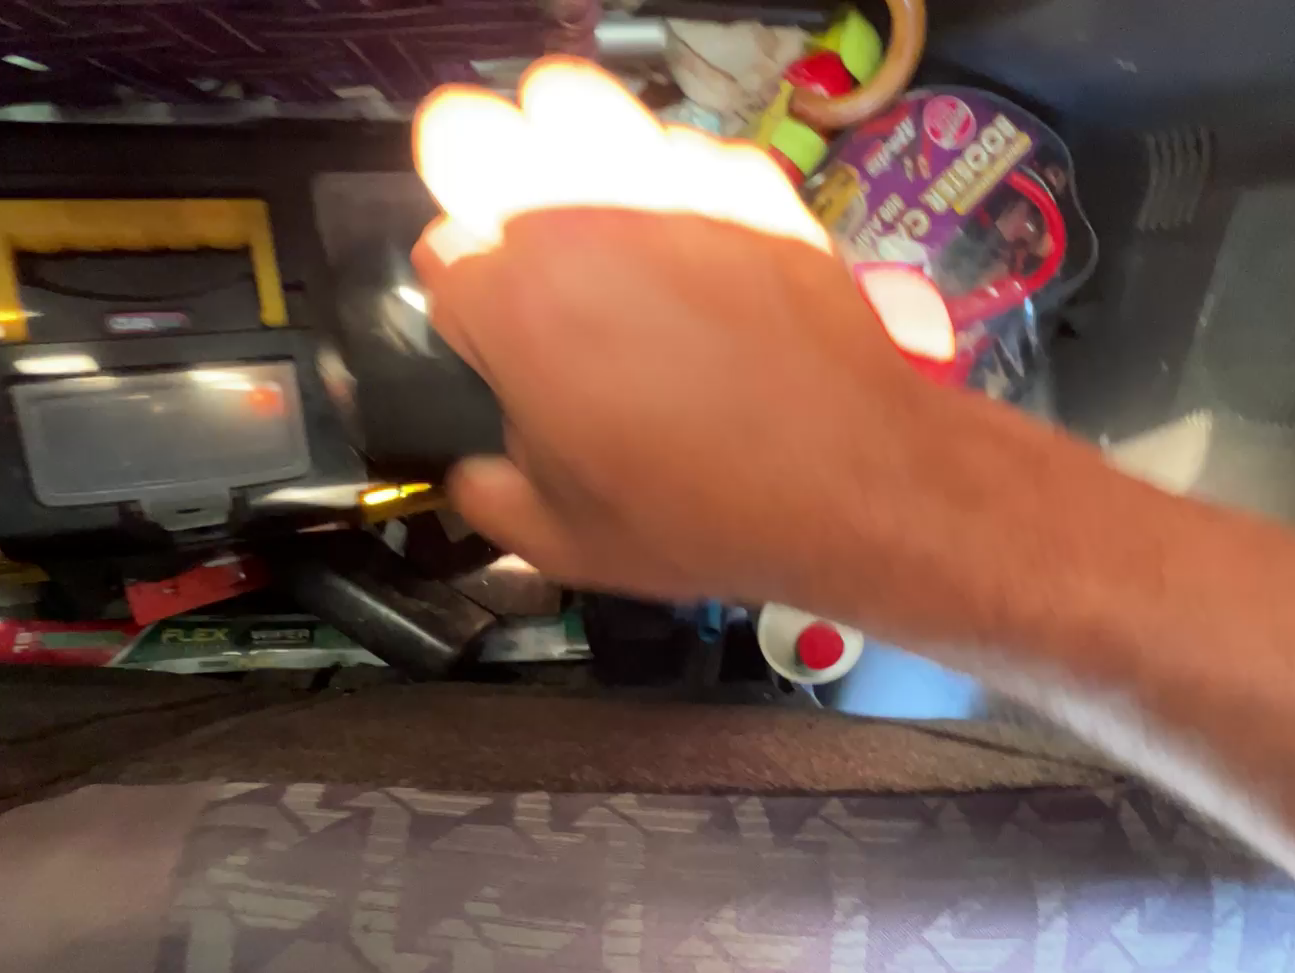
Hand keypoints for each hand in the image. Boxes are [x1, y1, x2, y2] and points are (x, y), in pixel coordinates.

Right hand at [411, 59, 950, 602]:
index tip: (507, 351)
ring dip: (559, 160)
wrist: (854, 479)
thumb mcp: (565, 542)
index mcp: (516, 302)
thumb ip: (488, 495)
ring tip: (599, 240)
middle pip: (467, 133)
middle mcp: (577, 213)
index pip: (440, 260)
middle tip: (528, 271)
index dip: (467, 313)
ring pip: (568, 106)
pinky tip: (694, 257)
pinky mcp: (747, 176)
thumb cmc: (703, 514)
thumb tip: (479, 465)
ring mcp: (669, 177)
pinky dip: (662, 188)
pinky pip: (673, 148)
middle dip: (476, 192)